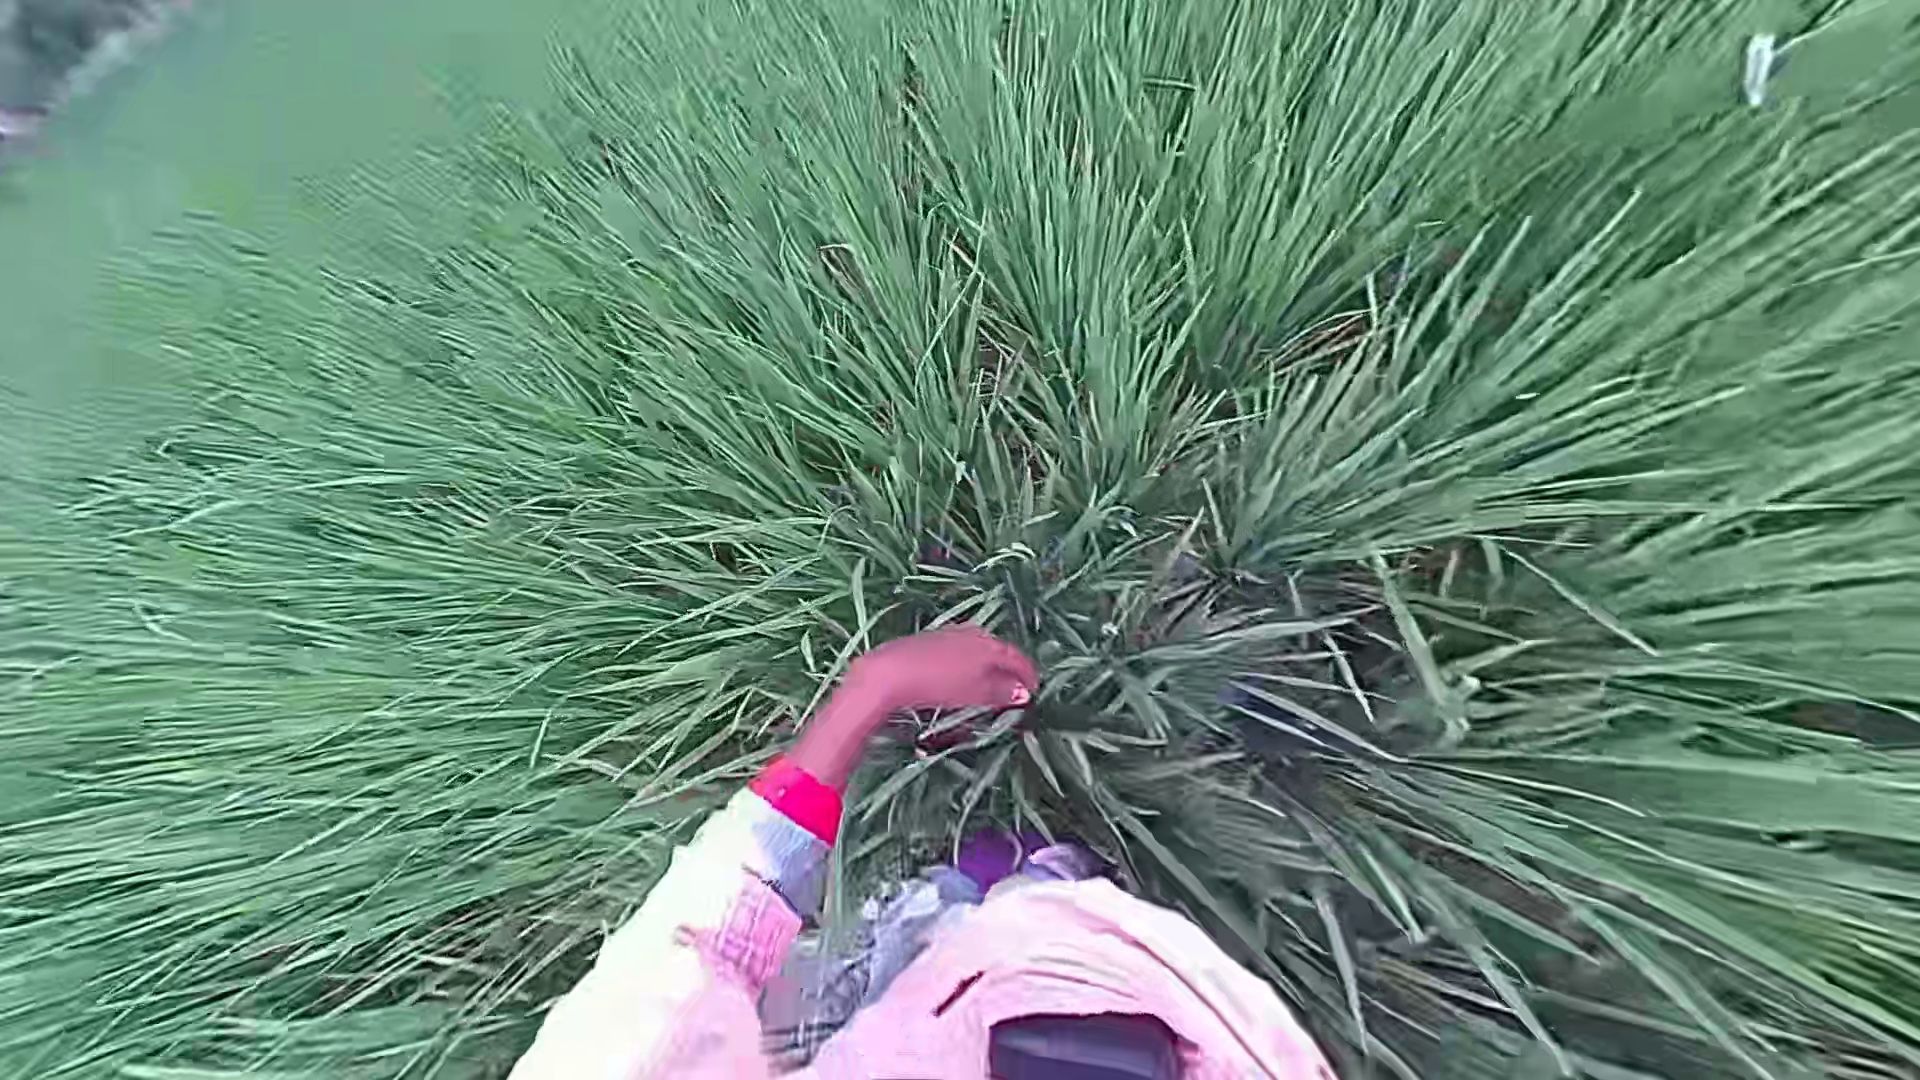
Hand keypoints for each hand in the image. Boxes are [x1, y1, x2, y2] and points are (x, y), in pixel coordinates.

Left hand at [846, 624, 1037, 712]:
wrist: (892, 672)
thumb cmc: (938, 683)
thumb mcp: (975, 692)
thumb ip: (1001, 691)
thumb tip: (1023, 692)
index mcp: (987, 644)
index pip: (1015, 656)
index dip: (1027, 673)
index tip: (1035, 688)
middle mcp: (971, 634)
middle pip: (998, 648)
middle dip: (1009, 667)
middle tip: (1016, 686)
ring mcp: (949, 634)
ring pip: (978, 646)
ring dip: (989, 663)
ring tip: (992, 680)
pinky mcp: (931, 640)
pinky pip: (961, 648)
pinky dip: (970, 661)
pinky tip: (962, 672)